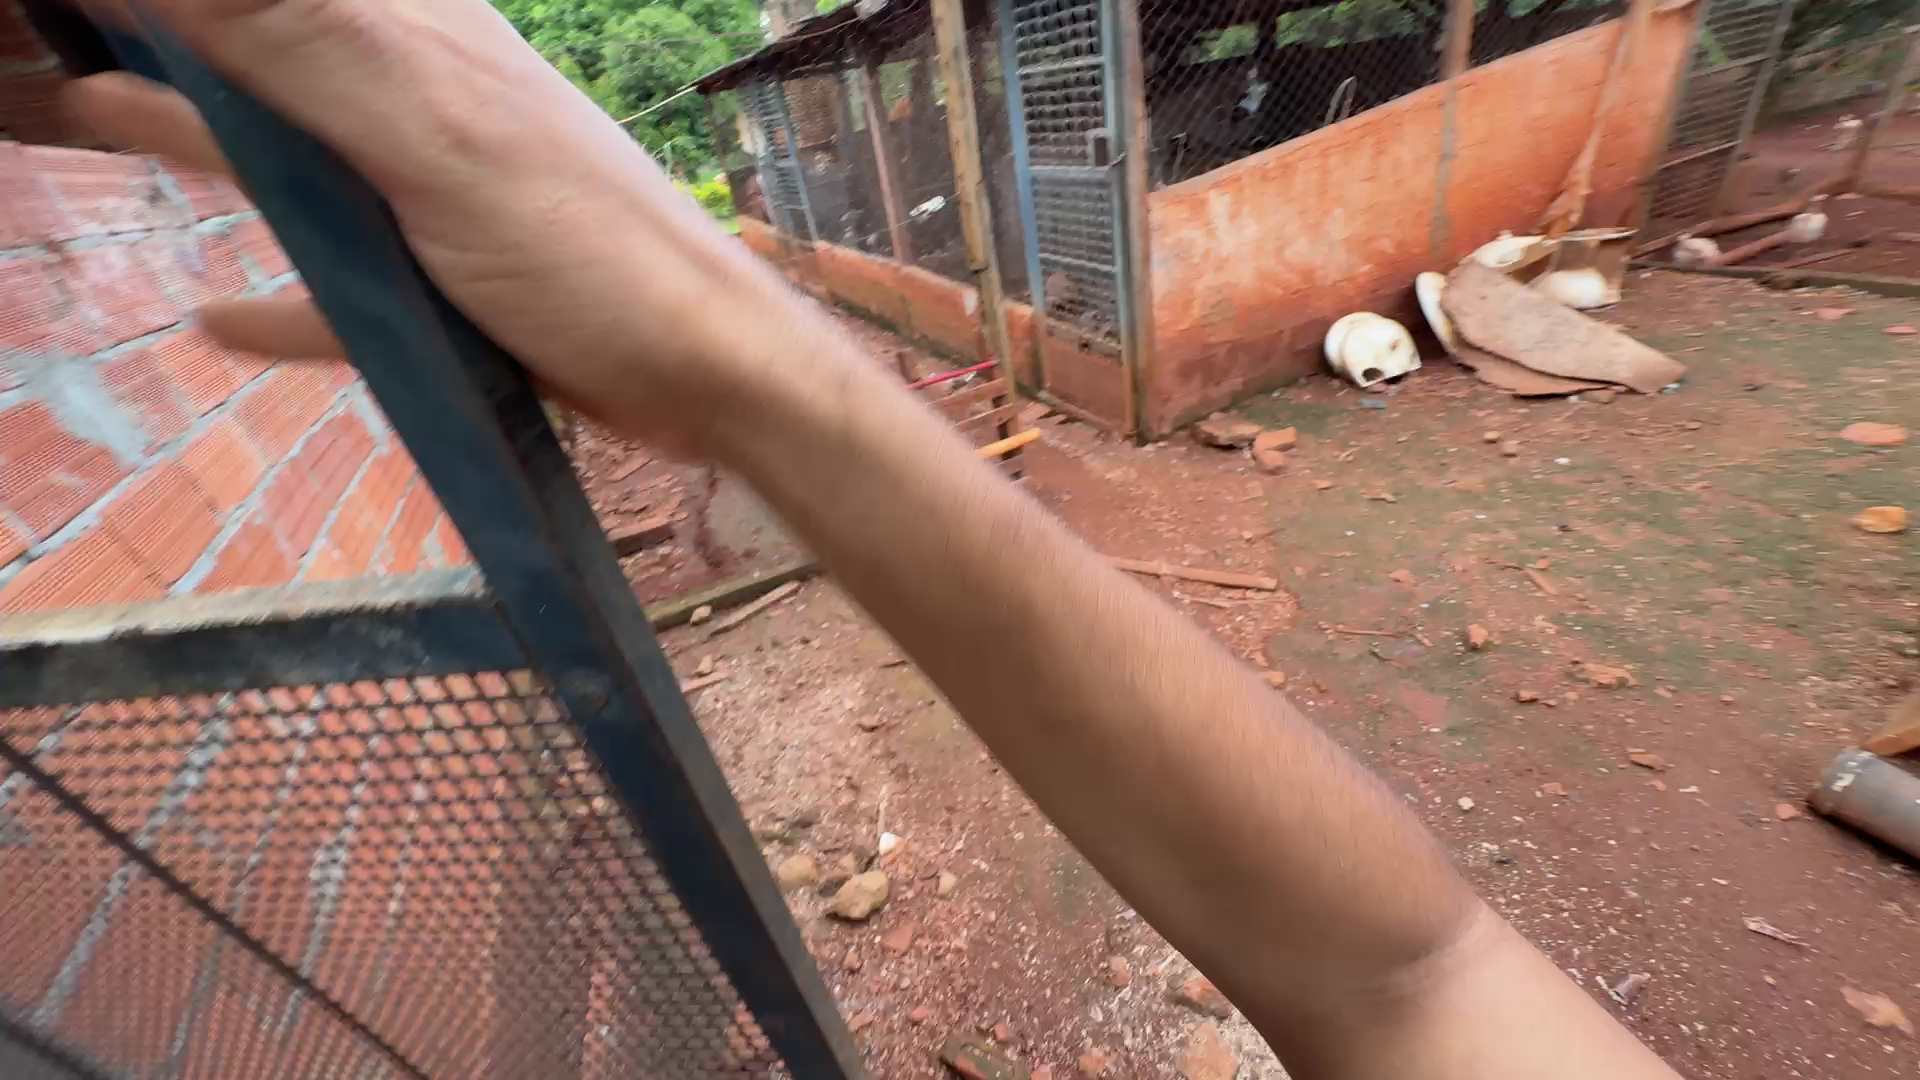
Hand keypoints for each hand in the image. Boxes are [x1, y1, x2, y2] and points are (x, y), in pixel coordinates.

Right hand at [66, 0, 839, 458]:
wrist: (707, 374)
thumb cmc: (593, 252)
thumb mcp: (436, 129)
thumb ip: (294, 28)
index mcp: (419, 40)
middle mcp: (426, 108)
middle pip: (263, 52)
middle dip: (163, 40)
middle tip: (39, 30)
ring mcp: (447, 209)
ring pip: (297, 166)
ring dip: (200, 141)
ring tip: (78, 111)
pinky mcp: (467, 297)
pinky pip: (353, 293)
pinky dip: (293, 305)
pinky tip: (218, 322)